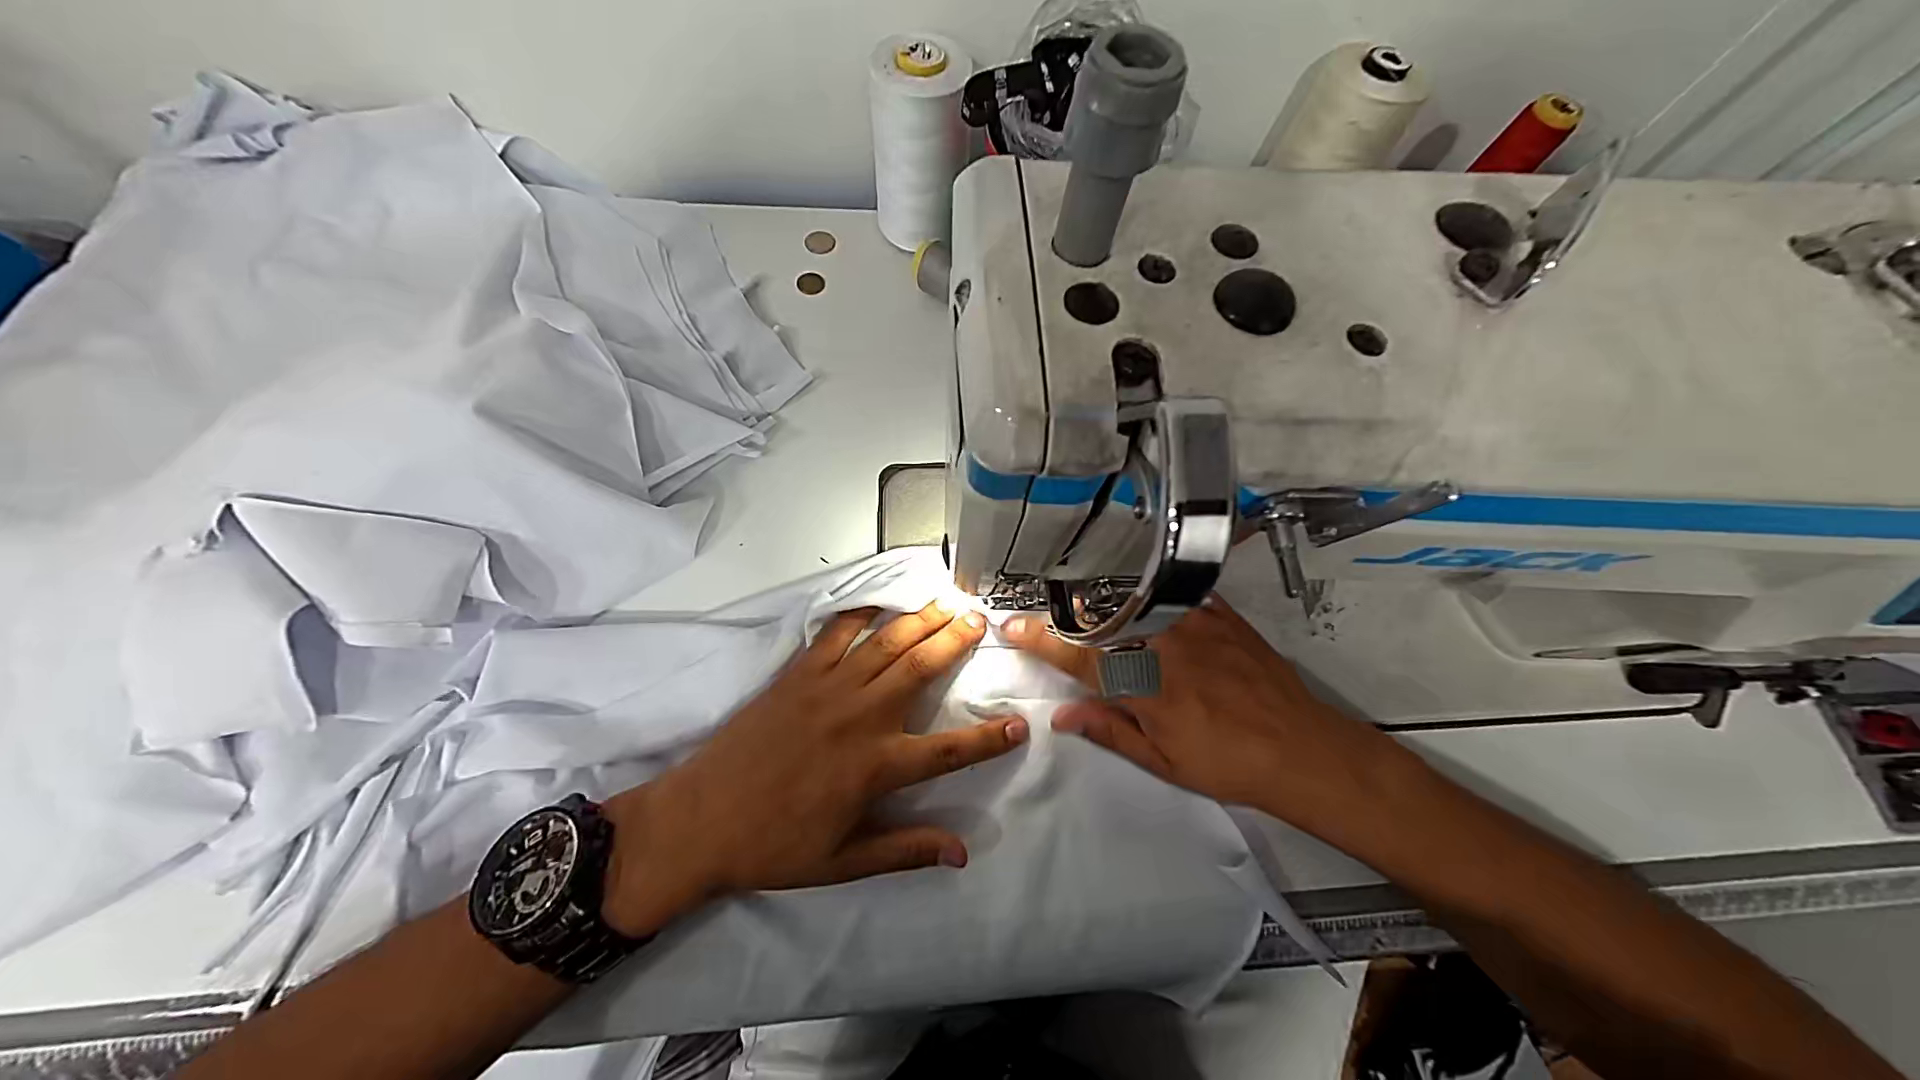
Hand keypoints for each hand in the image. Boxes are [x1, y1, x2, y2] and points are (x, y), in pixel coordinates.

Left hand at [598, 601, 1026, 936]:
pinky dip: (859, 614)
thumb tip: (961, 851)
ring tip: (945, 601)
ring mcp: (827, 689)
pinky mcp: (797, 675)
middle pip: (920, 669)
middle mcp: (860, 718)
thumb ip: (905, 850)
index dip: (988, 738)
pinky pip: (834, 634)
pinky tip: (877, 602)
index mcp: (876, 766)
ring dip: (919, 620)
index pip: (948, 751)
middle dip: (955, 641)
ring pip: (885, 643)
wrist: (699, 819)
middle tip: (979, 619)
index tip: (1019, 723)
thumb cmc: (773, 845)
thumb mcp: (843, 861)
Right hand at [1004, 597, 1409, 835]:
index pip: (1076, 655)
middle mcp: (1162, 646)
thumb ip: (1110, 730)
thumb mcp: (1162, 760)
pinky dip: (1156, 601)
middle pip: (1101, 617)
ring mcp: (1193, 624)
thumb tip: (1064, 715)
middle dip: (1075, 620)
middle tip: (1068, 630)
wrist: (1302, 749)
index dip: (1039, 639)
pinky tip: (1158, 615)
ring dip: (1112, 609)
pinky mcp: (1221, 614)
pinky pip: (1176, 595)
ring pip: (1134, 601)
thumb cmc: (1229, 763)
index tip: (1013, 627)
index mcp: (1142, 684)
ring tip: (1116, 629)